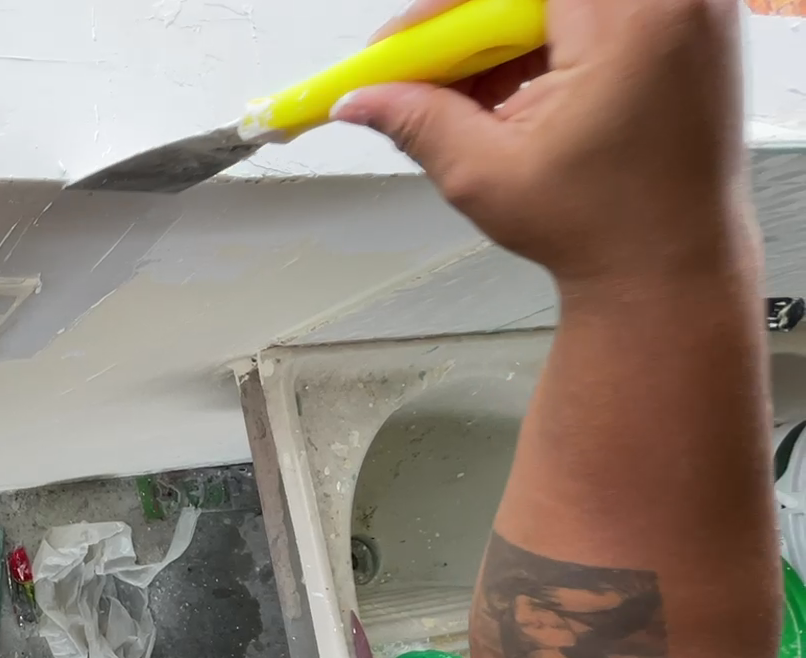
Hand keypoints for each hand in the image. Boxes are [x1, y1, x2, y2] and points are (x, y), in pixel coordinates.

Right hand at [334, 0, 756, 287]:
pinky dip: (531, 43)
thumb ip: (416, 122)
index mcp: (629, 22)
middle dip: (463, 26)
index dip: (440, 11)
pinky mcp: (676, 24)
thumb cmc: (594, 218)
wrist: (662, 249)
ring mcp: (681, 7)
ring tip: (460, 97)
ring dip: (494, 37)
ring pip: (553, 2)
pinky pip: (585, 12)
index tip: (390, 50)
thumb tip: (359, 100)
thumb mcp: (480, 172)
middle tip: (412, 76)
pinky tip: (501, 91)